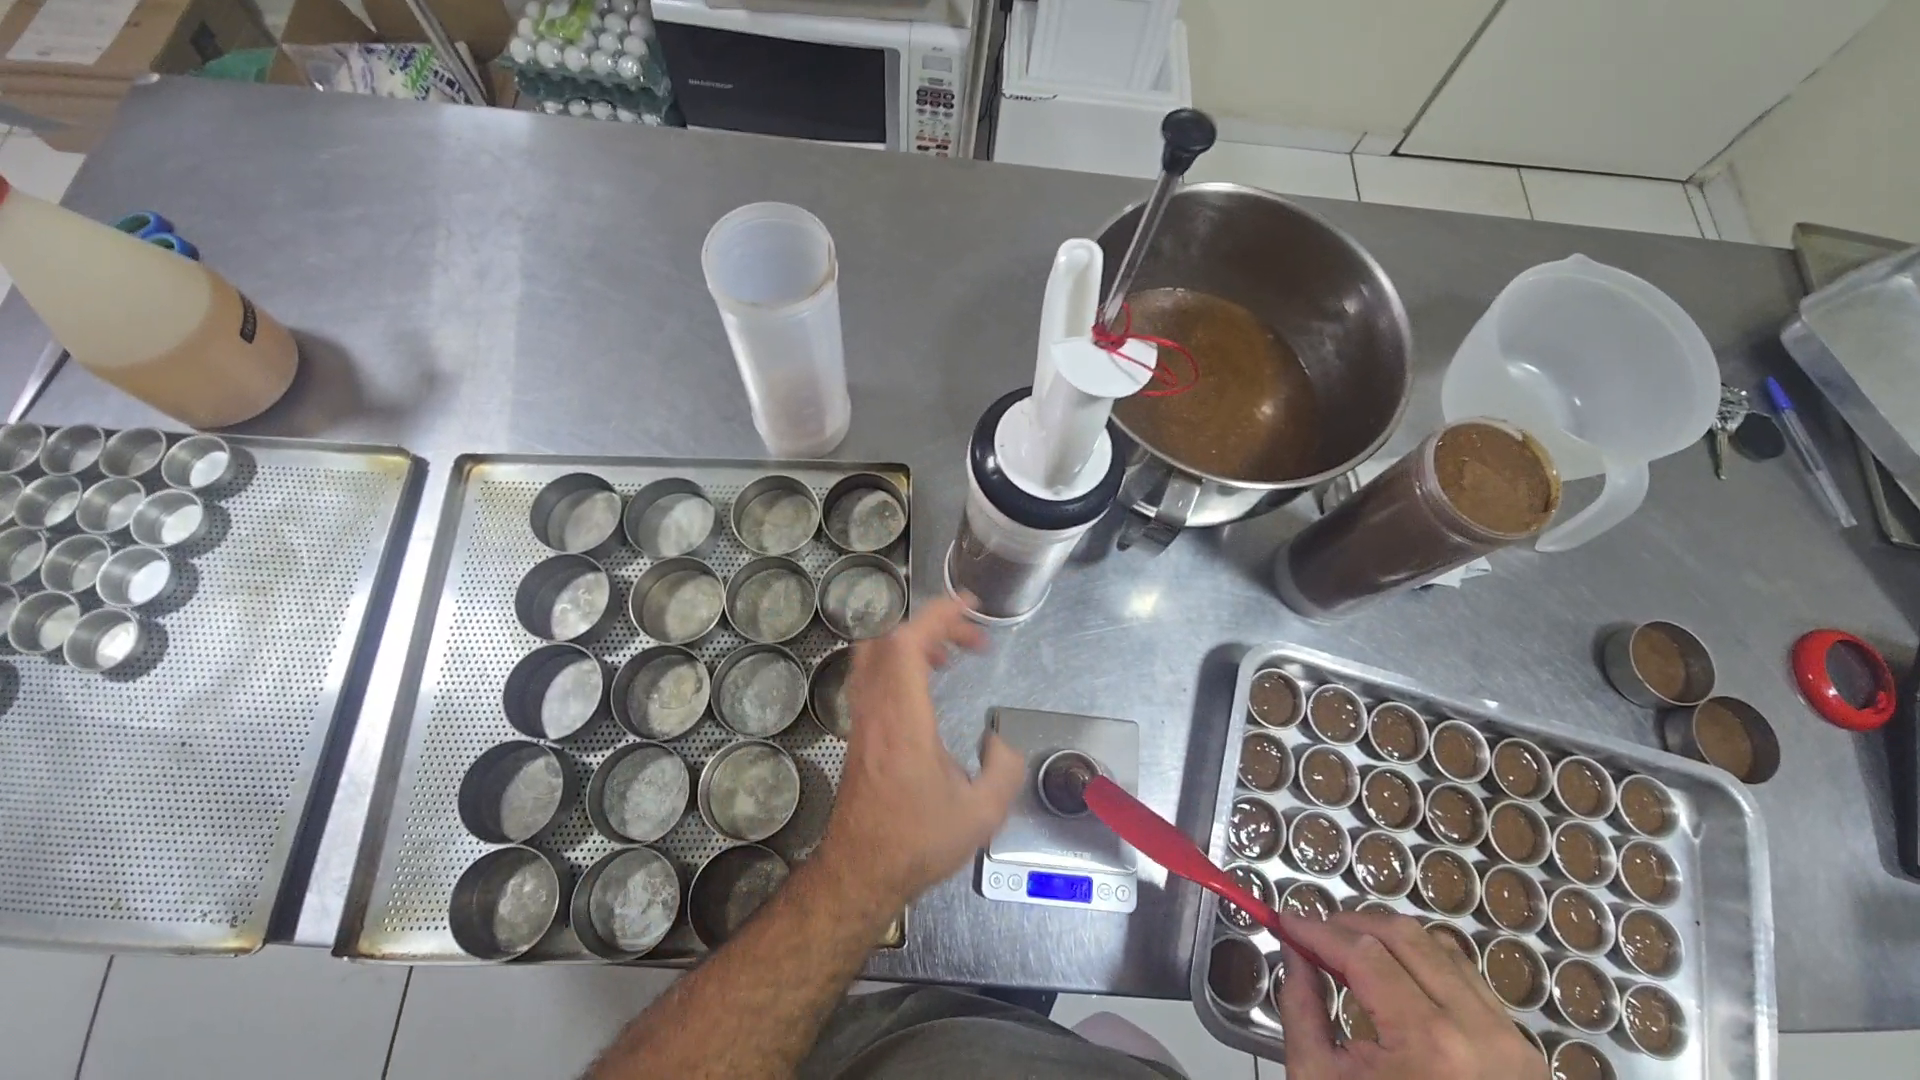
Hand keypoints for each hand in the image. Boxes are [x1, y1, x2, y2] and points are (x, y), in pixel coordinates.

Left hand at [815, 596, 1024, 912]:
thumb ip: (1004, 769)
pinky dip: (900, 663)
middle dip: (931, 624)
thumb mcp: (981, 814)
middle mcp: (877, 712)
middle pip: (888, 640)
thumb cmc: (916, 843)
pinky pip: (874, 676)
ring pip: (875, 655)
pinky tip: (927, 685)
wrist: (861, 871)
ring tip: (951, 654)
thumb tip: (1000, 741)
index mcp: (904, 723)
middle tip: (968, 636)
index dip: (937, 615)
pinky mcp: (859, 731)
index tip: (967, 605)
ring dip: (913, 642)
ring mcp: (862, 720)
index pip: (907, 646)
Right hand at [1277, 913, 1547, 1079]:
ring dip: (1389, 940)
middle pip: (1405, 936)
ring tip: (1349, 952)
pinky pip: (1469, 980)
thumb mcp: (1319, 1079)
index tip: (1284, 919)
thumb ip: (1302, 1006)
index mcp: (1427, 1043)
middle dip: (1351, 924)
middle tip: (1314, 933)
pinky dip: (1426, 964)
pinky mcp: (1525, 1051)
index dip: (1317, 929)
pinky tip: (1394, 978)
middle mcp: (1478, 1030)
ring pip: (1441, 950)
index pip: (1362, 952)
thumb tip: (1294, 948)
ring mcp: (1511, 1040)